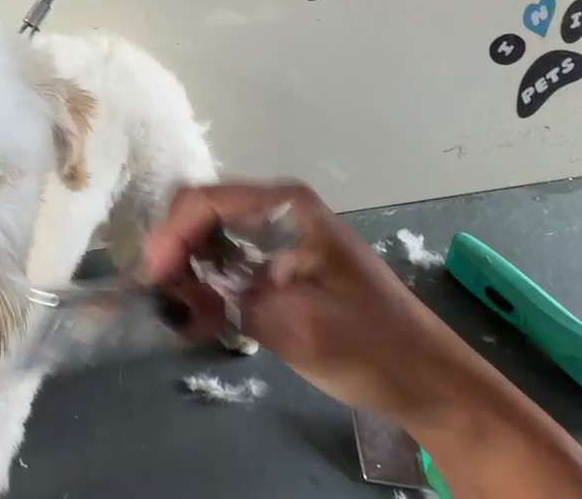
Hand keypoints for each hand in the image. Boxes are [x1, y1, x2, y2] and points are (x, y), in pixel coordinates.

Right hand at [141, 181, 480, 426]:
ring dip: (188, 271)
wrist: (430, 380)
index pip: (205, 201)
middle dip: (175, 253)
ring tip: (182, 313)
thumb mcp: (296, 326)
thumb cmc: (371, 346)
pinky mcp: (279, 262)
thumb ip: (227, 303)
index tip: (151, 277)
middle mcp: (277, 209)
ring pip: (210, 236)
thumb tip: (169, 296)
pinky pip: (227, 260)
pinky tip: (202, 315)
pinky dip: (207, 284)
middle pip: (202, 214)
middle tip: (166, 300)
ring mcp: (279, 235)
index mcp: (285, 206)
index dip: (169, 235)